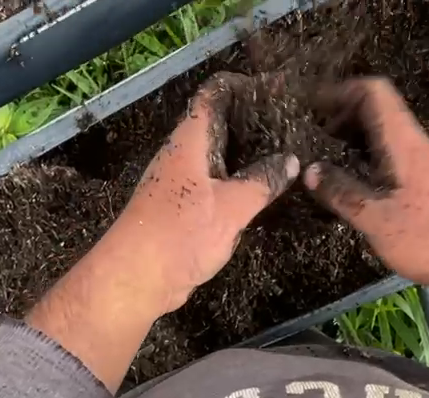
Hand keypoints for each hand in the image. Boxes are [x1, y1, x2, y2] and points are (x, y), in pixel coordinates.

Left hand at [28, 74, 298, 390]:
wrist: (137, 278)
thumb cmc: (181, 234)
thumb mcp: (231, 208)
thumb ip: (262, 183)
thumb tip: (290, 161)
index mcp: (189, 140)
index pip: (214, 96)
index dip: (242, 88)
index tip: (274, 94)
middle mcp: (181, 156)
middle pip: (217, 129)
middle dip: (250, 129)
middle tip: (288, 134)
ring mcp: (178, 185)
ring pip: (215, 164)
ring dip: (243, 164)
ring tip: (280, 164)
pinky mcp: (179, 213)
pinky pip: (212, 192)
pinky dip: (233, 191)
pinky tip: (255, 201)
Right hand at [303, 78, 428, 341]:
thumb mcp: (377, 220)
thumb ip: (343, 193)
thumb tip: (309, 171)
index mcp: (403, 143)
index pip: (374, 93)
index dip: (341, 91)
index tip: (313, 106)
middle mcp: (417, 146)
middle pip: (380, 114)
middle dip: (344, 120)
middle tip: (314, 142)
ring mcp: (428, 167)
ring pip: (387, 141)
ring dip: (357, 146)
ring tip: (329, 167)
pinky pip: (396, 163)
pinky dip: (371, 166)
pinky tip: (359, 192)